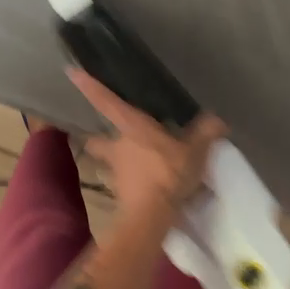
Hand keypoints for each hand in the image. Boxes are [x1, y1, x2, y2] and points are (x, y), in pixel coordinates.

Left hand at [67, 69, 226, 213]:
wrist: (151, 216)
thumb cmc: (168, 173)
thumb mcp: (195, 151)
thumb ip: (206, 132)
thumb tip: (218, 119)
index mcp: (131, 126)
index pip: (105, 101)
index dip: (89, 86)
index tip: (71, 72)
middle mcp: (117, 145)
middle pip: (97, 140)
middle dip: (98, 140)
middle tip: (108, 139)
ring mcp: (115, 170)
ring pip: (108, 163)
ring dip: (115, 163)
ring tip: (132, 165)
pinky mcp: (119, 193)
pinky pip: (122, 183)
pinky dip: (130, 183)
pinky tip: (144, 186)